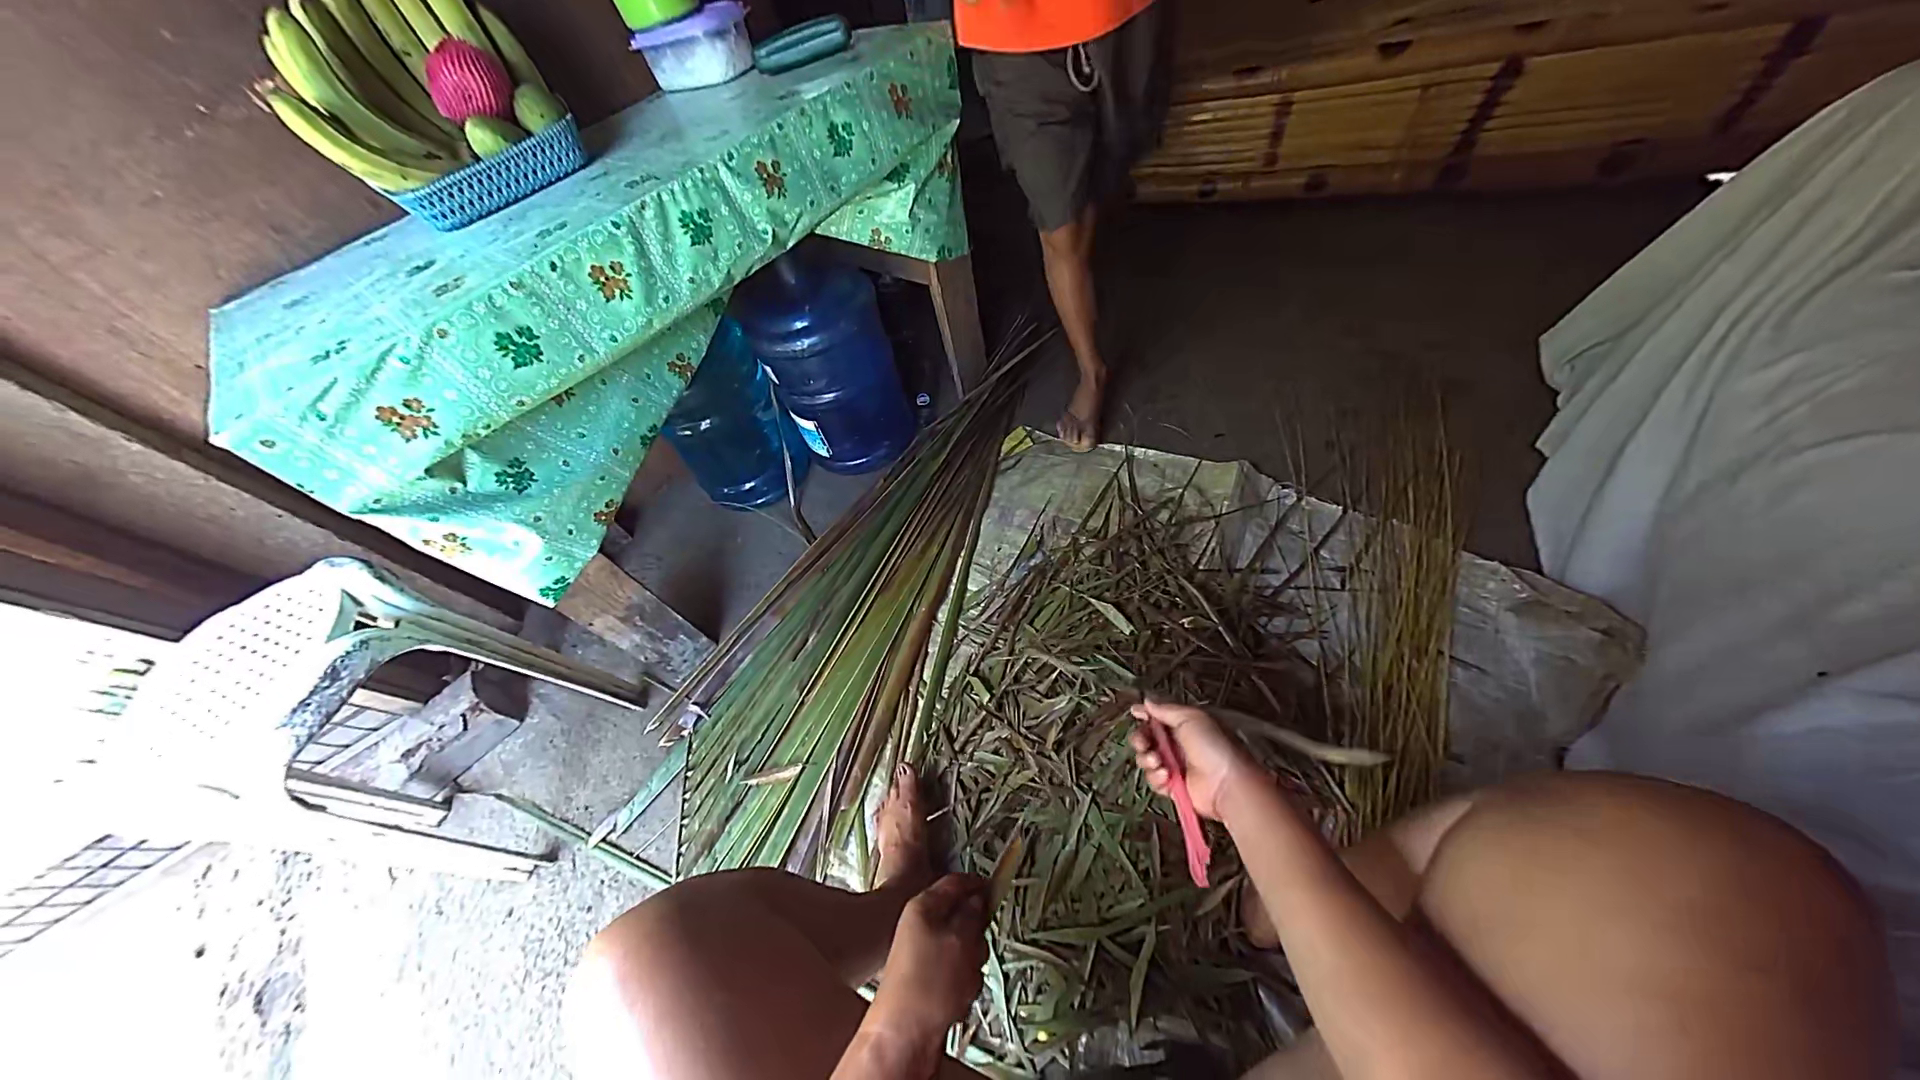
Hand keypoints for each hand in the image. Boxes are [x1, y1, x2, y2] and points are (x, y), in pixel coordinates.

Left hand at [873, 874, 988, 1037]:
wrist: (902, 1036)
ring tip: (964, 981)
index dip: (977, 884)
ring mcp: (922, 953)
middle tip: (975, 951)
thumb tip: (979, 897)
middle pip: (961, 916)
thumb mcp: (960, 940)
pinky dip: (962, 982)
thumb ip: (973, 914)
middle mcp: (920, 925)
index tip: (997, 892)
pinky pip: (955, 971)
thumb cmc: (931, 982)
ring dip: (971, 962)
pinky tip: (957, 998)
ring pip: (962, 946)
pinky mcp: (927, 979)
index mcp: (923, 906)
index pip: (954, 882)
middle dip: (976, 935)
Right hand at [1128, 699, 1265, 821]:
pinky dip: (1156, 777)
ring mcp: (1174, 765)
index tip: (1137, 714)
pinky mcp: (1172, 785)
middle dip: (1140, 739)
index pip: (1156, 716)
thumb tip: (1147, 700)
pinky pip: (1153, 779)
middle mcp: (1177, 743)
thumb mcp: (1191, 718)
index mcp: (1182, 724)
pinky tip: (1166, 776)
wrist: (1226, 784)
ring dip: (1147, 759)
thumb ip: (1166, 708)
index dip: (1144, 715)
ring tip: (1158, 762)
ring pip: (1146, 759)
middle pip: (1146, 738)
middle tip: (1144, 743)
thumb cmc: (1214, 747)